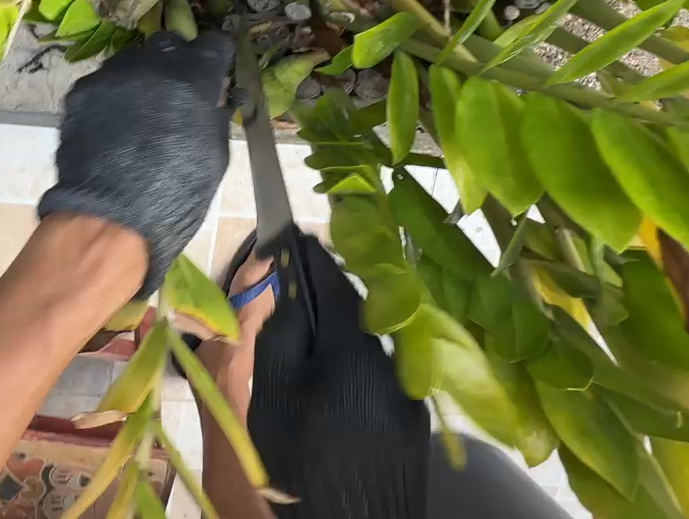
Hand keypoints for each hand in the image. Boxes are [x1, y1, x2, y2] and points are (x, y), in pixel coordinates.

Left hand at [39, 30, 232, 293]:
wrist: (111, 218)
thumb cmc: (178, 194)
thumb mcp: (215, 154)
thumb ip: (217, 114)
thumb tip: (219, 95)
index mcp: (194, 76)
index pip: (213, 43)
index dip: (216, 58)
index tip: (215, 72)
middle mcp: (152, 63)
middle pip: (170, 44)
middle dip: (177, 61)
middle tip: (177, 92)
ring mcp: (113, 73)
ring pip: (133, 60)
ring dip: (142, 76)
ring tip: (141, 111)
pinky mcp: (82, 89)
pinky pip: (103, 82)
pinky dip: (112, 96)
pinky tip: (111, 125)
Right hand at [249, 235, 429, 515]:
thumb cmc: (300, 455)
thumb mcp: (274, 388)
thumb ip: (283, 329)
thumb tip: (291, 288)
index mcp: (352, 347)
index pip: (330, 279)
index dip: (308, 253)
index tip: (290, 233)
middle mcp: (389, 361)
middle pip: (352, 308)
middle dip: (324, 291)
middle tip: (294, 283)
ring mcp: (407, 393)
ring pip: (367, 340)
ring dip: (340, 330)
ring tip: (311, 338)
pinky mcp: (413, 420)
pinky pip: (380, 372)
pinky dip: (356, 362)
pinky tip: (336, 381)